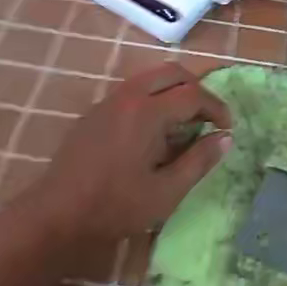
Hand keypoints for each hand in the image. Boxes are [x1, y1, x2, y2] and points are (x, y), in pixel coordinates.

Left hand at [27, 64, 233, 246]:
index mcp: (147, 112)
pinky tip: (153, 133)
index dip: (217, 108)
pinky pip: (131, 92)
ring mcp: (107, 101)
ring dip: (173, 92)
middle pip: (172, 73)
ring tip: (184, 125)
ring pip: (149, 78)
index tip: (228, 128)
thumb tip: (225, 138)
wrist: (58, 213)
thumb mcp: (166, 191)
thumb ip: (199, 161)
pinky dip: (152, 99)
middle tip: (208, 119)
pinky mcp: (94, 112)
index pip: (193, 94)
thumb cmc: (116, 206)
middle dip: (197, 90)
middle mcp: (127, 96)